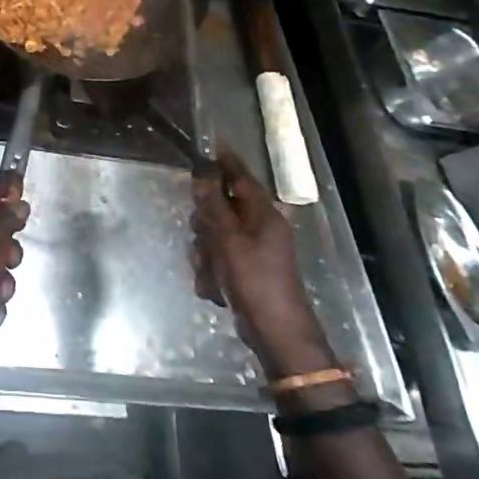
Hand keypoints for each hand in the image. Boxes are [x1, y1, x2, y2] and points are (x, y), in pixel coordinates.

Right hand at [191, 149, 329, 373]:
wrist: (276, 333)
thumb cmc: (255, 279)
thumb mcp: (228, 238)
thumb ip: (213, 204)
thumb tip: (202, 172)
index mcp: (263, 214)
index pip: (241, 176)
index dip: (224, 161)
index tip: (208, 144)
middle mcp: (260, 228)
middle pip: (221, 207)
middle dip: (205, 223)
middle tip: (202, 235)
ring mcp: (253, 251)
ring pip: (215, 236)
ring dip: (206, 253)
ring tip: (210, 272)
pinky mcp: (245, 272)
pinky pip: (218, 260)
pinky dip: (212, 273)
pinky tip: (214, 289)